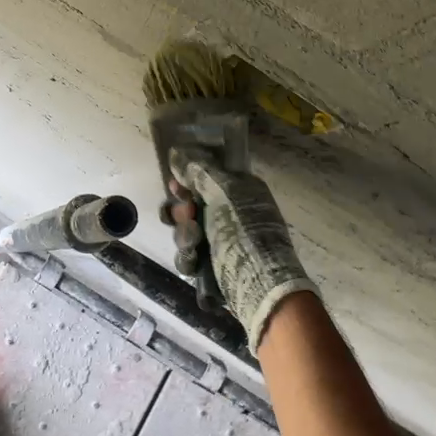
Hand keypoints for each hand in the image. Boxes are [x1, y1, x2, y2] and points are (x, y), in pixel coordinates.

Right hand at [169, 155, 317, 349]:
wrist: (260, 283)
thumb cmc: (245, 230)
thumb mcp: (224, 192)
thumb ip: (198, 171)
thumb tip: (176, 152)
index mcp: (238, 191)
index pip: (204, 178)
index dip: (185, 181)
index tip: (175, 185)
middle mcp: (228, 214)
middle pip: (187, 205)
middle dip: (182, 211)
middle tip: (189, 215)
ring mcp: (219, 242)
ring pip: (184, 232)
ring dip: (184, 235)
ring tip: (195, 242)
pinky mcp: (211, 267)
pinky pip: (188, 257)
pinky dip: (188, 258)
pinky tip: (194, 260)